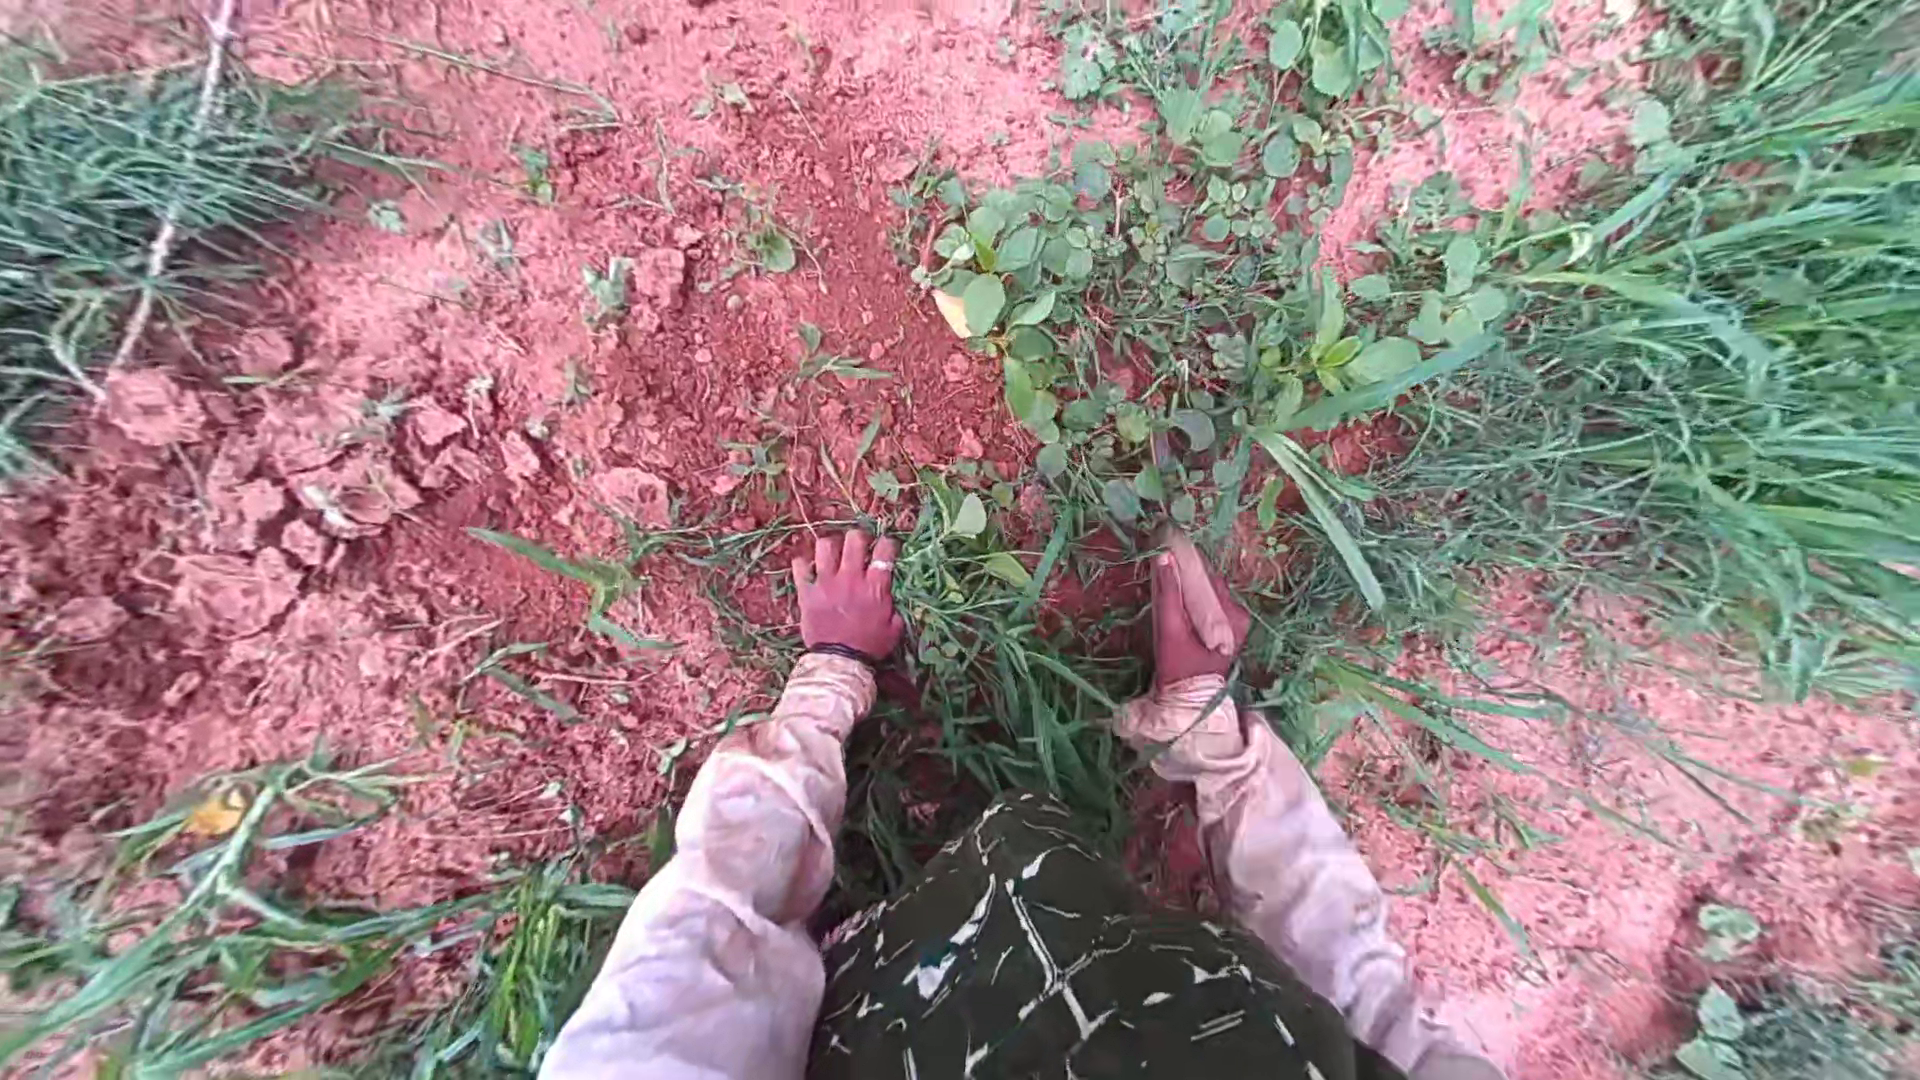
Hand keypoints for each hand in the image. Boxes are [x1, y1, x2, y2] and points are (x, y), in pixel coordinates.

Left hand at [792, 529, 905, 661]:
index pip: (884, 551)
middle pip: (854, 540)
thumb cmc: (869, 646)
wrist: (839, 661)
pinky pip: (800, 566)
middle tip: (859, 545)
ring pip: (825, 545)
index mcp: (875, 586)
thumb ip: (895, 609)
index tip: (887, 547)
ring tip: (834, 553)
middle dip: (859, 537)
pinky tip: (810, 568)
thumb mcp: (893, 629)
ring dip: (831, 546)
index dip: (888, 543)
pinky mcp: (807, 591)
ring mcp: (826, 582)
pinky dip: (804, 564)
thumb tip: (893, 600)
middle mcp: (851, 578)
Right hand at [1151, 548, 1249, 685]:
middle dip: (1185, 567)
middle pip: (1208, 581)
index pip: (1206, 575)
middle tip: (1161, 551)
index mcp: (1230, 615)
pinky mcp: (1223, 628)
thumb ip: (1167, 594)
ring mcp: (1232, 622)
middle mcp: (1237, 615)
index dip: (1185, 558)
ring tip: (1165, 566)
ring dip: (1188, 578)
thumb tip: (1163, 557)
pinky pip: (1206, 601)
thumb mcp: (1169, 629)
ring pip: (1206, 590)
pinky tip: (1175, 589)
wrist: (1187, 700)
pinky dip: (1190, 592)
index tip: (1165, 541)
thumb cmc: (1178, 667)